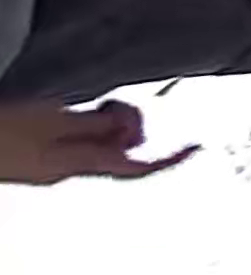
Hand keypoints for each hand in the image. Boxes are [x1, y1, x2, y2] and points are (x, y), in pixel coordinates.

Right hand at [0, 99, 200, 184]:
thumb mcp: (55, 121)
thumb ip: (99, 126)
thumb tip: (129, 132)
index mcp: (74, 165)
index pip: (135, 167)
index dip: (170, 159)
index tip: (200, 146)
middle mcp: (62, 169)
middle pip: (120, 146)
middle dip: (129, 122)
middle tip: (110, 105)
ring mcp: (41, 163)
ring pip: (98, 139)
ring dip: (105, 119)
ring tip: (89, 104)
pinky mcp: (25, 153)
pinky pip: (73, 136)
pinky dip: (84, 119)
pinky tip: (76, 108)